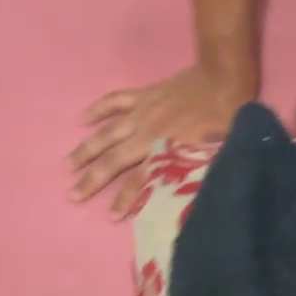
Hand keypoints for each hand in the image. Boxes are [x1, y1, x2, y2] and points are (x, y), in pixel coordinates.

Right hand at [69, 63, 256, 218]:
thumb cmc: (226, 120)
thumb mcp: (217, 154)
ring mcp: (141, 112)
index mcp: (166, 150)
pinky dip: (96, 110)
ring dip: (86, 150)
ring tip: (68, 166)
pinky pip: (113, 101)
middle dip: (92, 179)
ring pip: (106, 133)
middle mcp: (146, 133)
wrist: (222, 78)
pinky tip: (81, 120)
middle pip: (114, 160)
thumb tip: (188, 195)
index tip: (112, 217)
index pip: (140, 181)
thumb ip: (198, 173)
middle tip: (73, 195)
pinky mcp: (142, 95)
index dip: (126, 200)